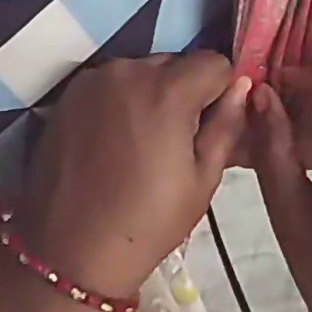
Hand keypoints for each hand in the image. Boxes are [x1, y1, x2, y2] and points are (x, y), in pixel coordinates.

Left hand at [14, 53, 250, 297]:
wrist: (70, 248)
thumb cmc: (147, 221)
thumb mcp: (202, 179)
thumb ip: (226, 124)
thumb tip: (241, 87)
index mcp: (166, 90)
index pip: (213, 62)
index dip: (221, 90)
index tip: (211, 122)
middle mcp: (128, 70)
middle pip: (174, 63)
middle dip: (184, 91)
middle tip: (177, 139)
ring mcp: (94, 79)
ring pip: (140, 72)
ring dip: (150, 94)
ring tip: (142, 143)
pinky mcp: (69, 93)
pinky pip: (110, 83)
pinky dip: (120, 100)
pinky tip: (113, 141)